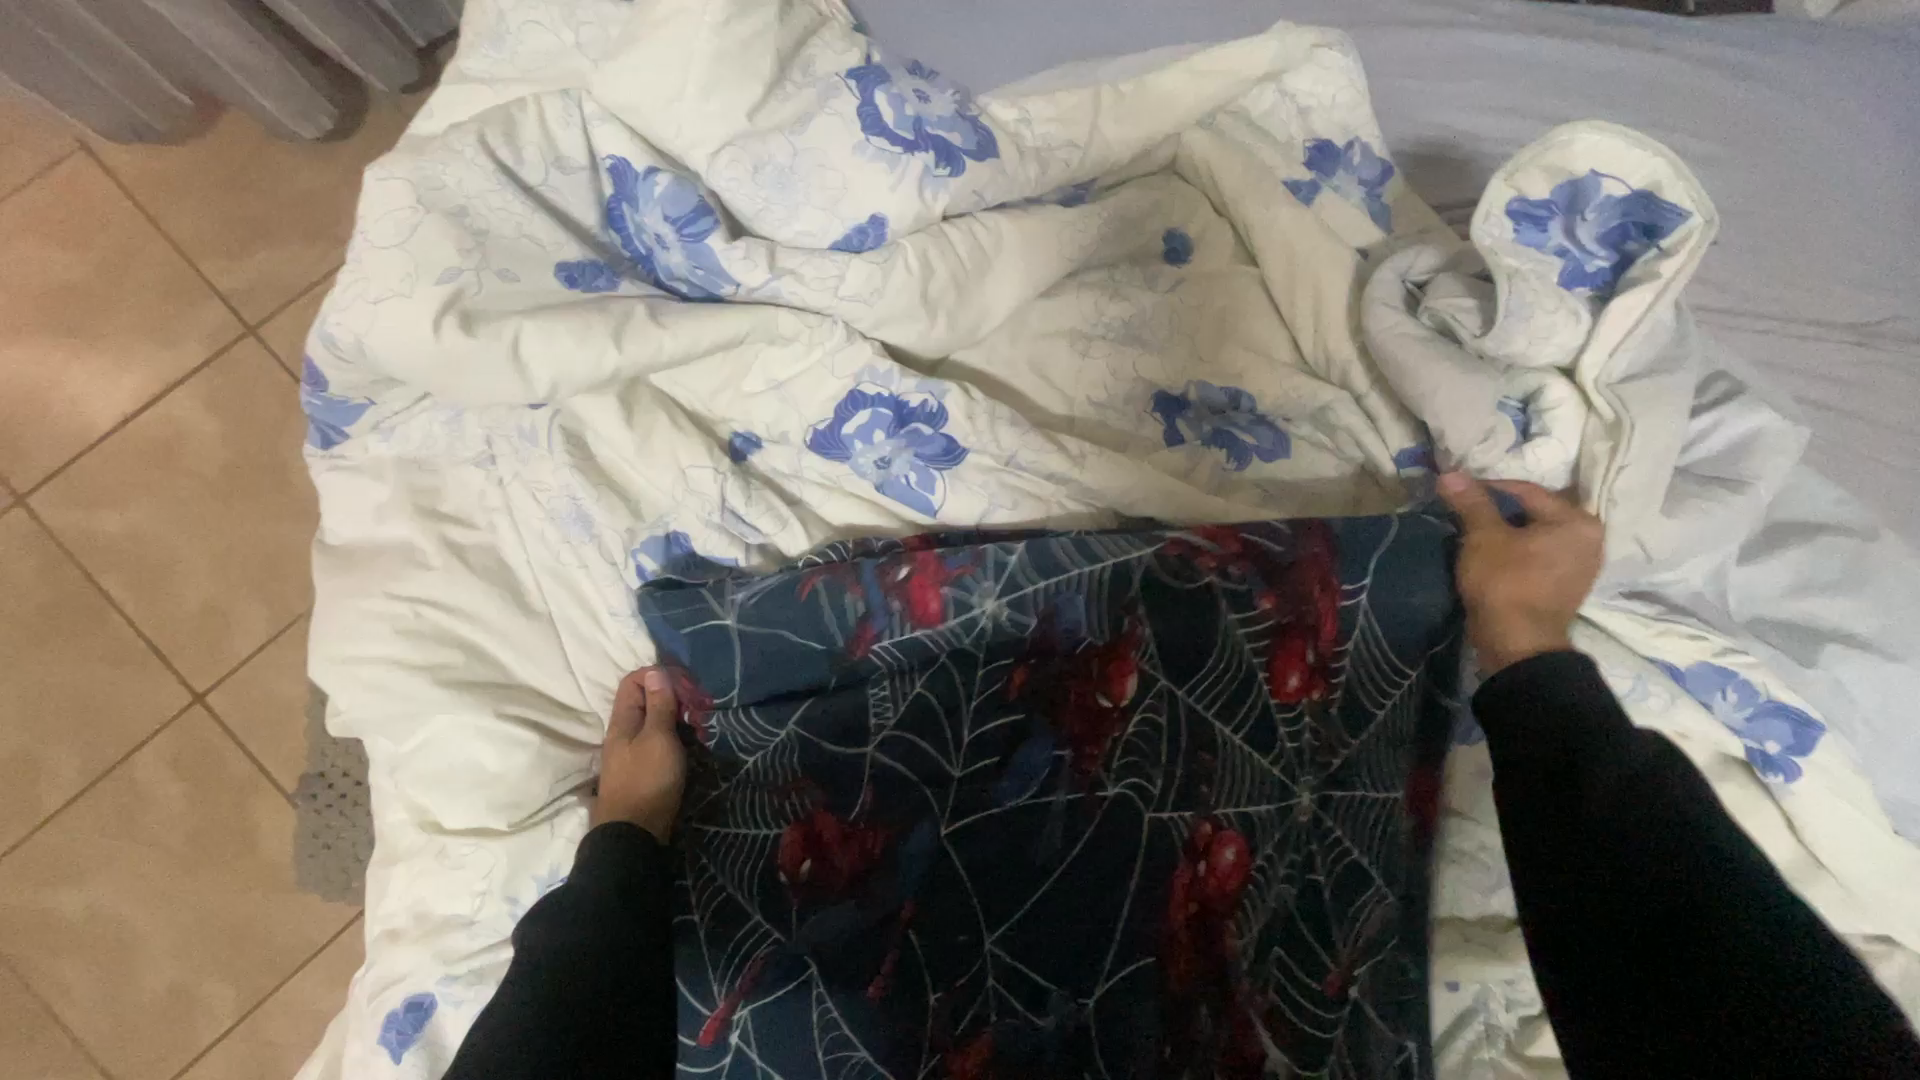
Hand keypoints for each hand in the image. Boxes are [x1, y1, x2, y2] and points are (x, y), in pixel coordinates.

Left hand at [590, 668, 687, 841]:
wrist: (635, 834)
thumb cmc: (647, 781)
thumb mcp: (658, 738)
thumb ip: (659, 705)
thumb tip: (656, 671)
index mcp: (624, 720)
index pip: (636, 680)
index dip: (661, 676)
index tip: (688, 687)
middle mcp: (627, 730)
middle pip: (650, 698)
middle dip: (678, 697)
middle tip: (701, 709)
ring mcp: (636, 749)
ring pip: (660, 719)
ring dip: (682, 718)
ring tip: (702, 729)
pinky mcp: (647, 766)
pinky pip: (664, 739)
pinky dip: (680, 737)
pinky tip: (695, 744)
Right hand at [1439, 471, 1603, 674]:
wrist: (1517, 641)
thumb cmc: (1505, 581)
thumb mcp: (1483, 537)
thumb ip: (1471, 503)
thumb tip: (1450, 473)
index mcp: (1577, 521)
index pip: (1527, 491)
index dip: (1488, 487)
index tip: (1457, 490)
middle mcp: (1590, 538)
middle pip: (1535, 512)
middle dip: (1500, 509)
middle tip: (1466, 509)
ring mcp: (1583, 564)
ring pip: (1537, 533)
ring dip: (1508, 529)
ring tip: (1475, 530)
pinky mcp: (1567, 583)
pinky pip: (1540, 553)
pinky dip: (1518, 548)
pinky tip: (1494, 553)